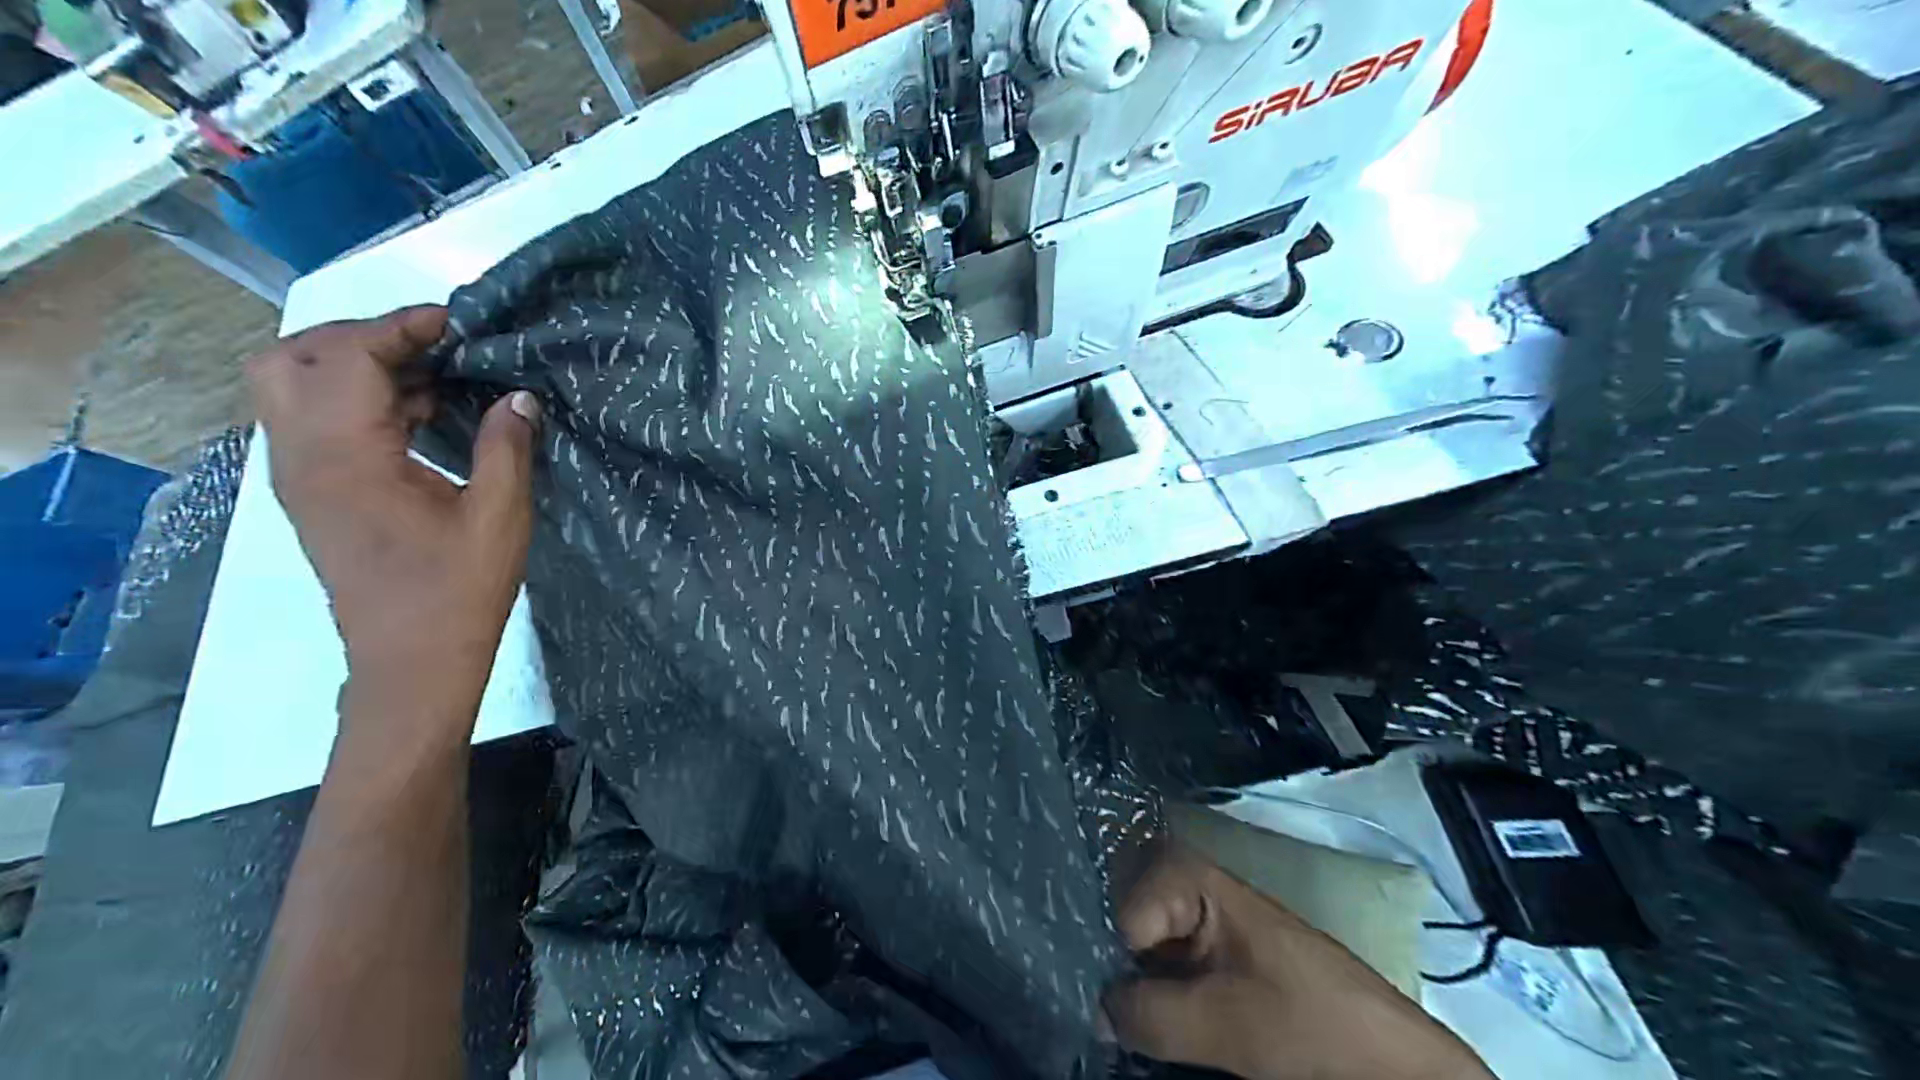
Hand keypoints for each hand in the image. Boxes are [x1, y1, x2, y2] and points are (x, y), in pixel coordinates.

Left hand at [247, 307, 541, 728]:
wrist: (413, 661)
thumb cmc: (460, 591)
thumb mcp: (500, 516)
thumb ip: (507, 447)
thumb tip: (519, 396)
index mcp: (345, 458)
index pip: (347, 356)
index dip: (401, 326)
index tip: (458, 323)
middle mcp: (302, 458)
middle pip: (290, 359)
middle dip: (358, 336)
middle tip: (429, 346)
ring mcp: (299, 477)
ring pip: (294, 388)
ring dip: (356, 367)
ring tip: (434, 377)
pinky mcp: (312, 494)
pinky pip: (315, 421)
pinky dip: (359, 401)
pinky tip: (421, 416)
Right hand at [1107, 841, 1492, 1079]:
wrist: (1389, 1061)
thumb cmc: (1310, 1024)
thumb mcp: (1225, 1024)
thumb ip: (1149, 1015)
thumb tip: (1094, 1013)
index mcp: (1188, 875)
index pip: (1121, 912)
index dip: (1112, 956)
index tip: (1102, 994)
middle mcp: (1184, 883)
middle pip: (1119, 915)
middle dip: (1107, 962)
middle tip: (1100, 1006)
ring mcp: (1194, 918)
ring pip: (1133, 943)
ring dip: (1125, 983)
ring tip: (1120, 1020)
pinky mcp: (1205, 953)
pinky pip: (1155, 964)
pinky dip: (1146, 993)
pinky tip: (1146, 1023)